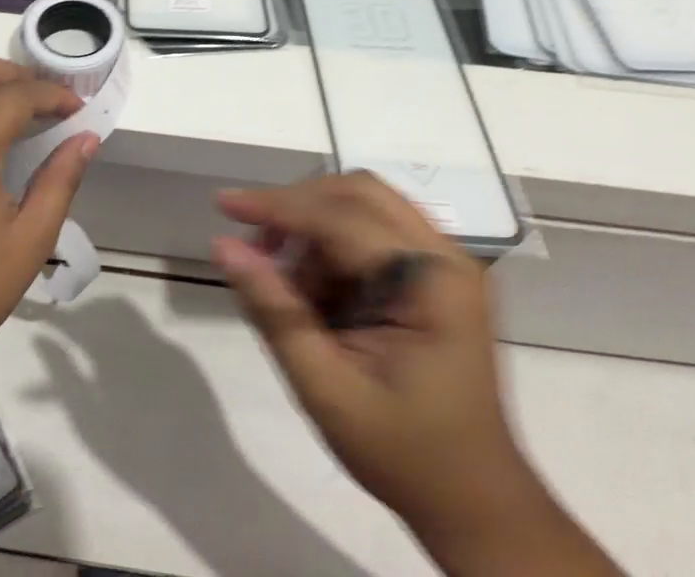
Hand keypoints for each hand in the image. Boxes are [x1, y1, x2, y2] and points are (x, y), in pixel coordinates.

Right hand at [211, 173, 530, 532]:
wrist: (472, 501)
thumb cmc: (402, 452)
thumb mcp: (325, 386)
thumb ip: (274, 310)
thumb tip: (224, 246)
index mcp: (432, 281)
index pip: (342, 217)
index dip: (278, 206)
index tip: (222, 204)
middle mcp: (446, 259)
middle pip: (359, 193)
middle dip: (298, 208)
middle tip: (256, 247)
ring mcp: (443, 268)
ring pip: (363, 210)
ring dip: (314, 233)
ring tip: (286, 291)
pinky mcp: (432, 282)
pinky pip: (371, 240)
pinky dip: (332, 255)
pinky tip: (315, 303)